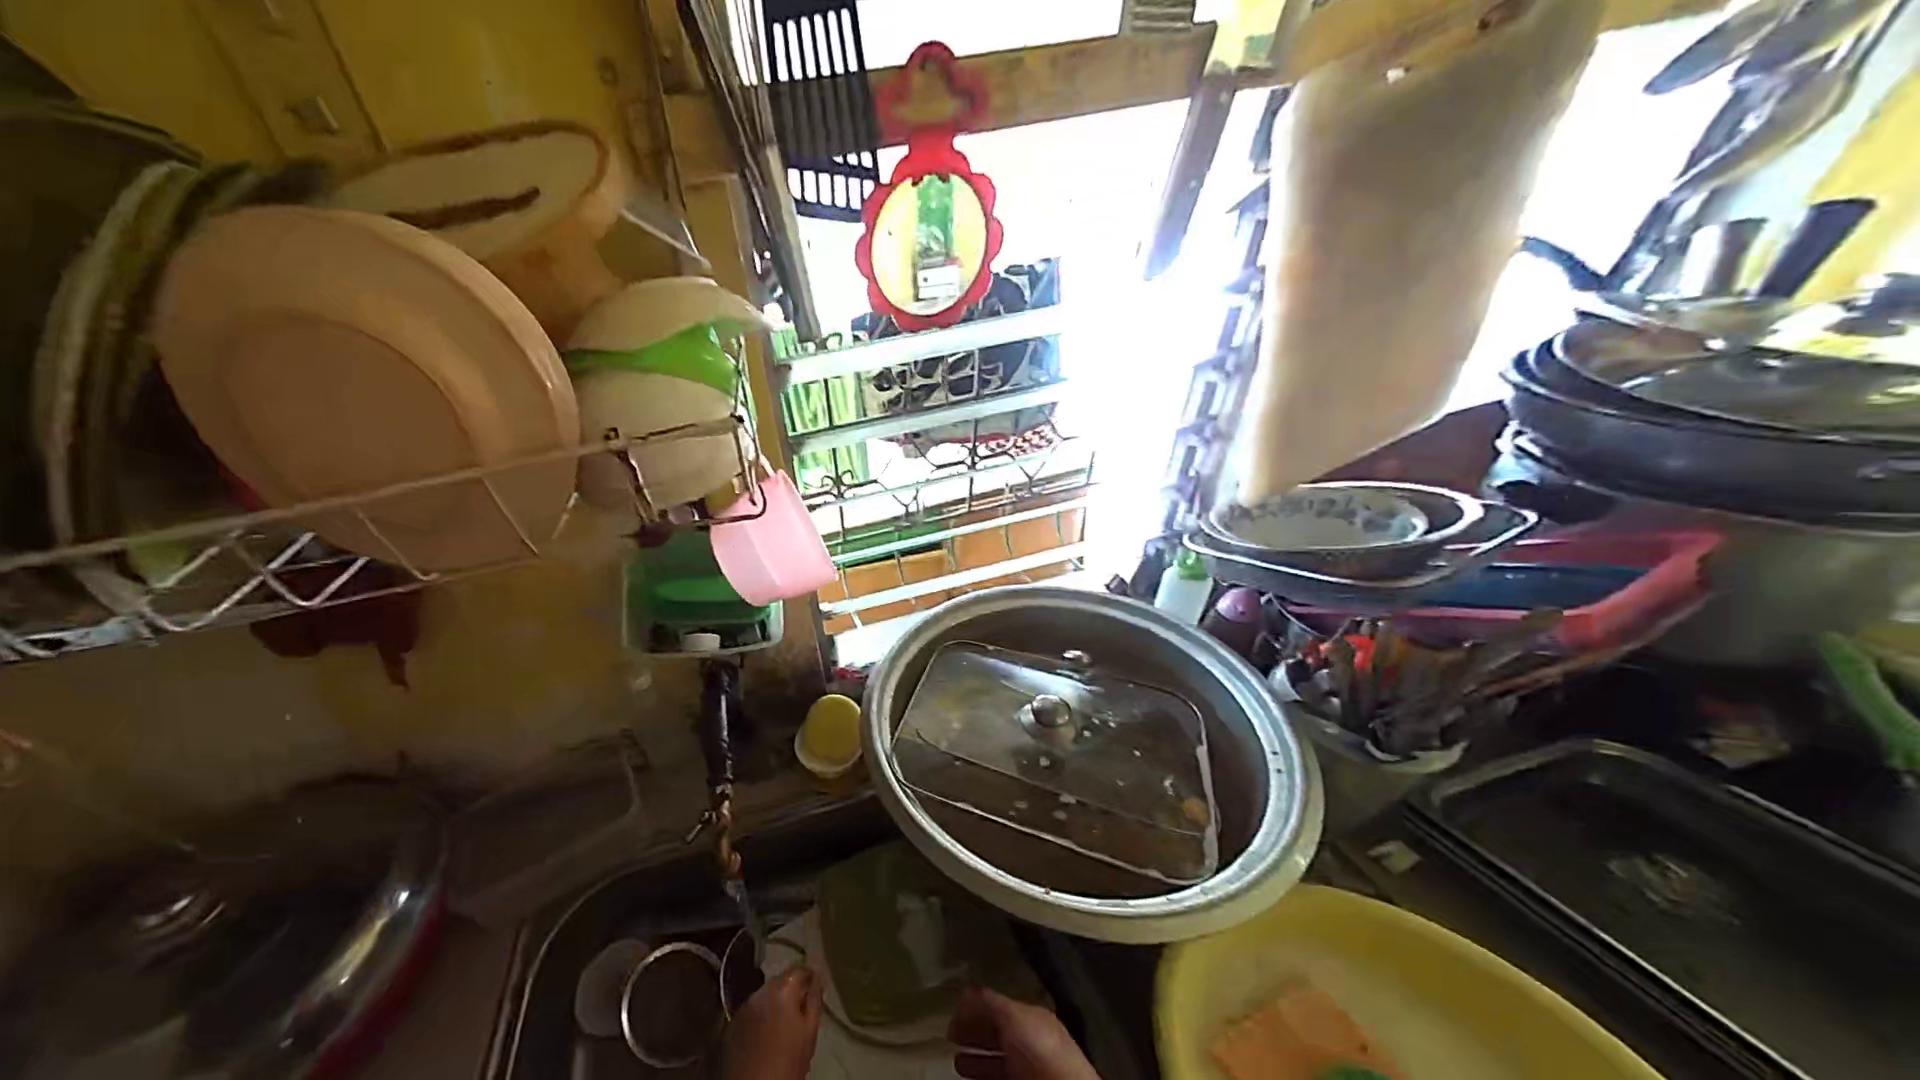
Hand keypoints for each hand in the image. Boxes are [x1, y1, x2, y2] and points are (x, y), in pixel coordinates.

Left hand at [723, 968, 822, 1079]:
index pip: (800, 969)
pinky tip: (766, 1030)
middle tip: (800, 1007)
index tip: (815, 987)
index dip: (810, 977)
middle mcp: (762, 991)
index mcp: (783, 989)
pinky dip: (762, 1012)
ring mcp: (745, 1006)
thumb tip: (818, 978)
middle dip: (791, 988)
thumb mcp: (810, 1030)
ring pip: (765, 994)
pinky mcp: (733, 1023)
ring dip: (775, 1000)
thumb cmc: (789, 1061)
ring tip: (783, 1019)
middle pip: (781, 980)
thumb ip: (815, 999)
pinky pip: (753, 1008)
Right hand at [948, 987, 1101, 1079]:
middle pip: (998, 1033)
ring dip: (977, 1060)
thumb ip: (990, 1003)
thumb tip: (964, 992)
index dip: (976, 1008)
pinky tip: (970, 1079)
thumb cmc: (1040, 1052)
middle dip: (974, 1032)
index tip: (953, 1013)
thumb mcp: (1013, 1019)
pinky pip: (999, 1078)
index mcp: (1031, 1018)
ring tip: (956, 1062)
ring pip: (998, 1061)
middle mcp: (1031, 1042)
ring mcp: (1029, 1069)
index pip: (1000, 1007)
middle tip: (950, 1035)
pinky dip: (984, 1076)